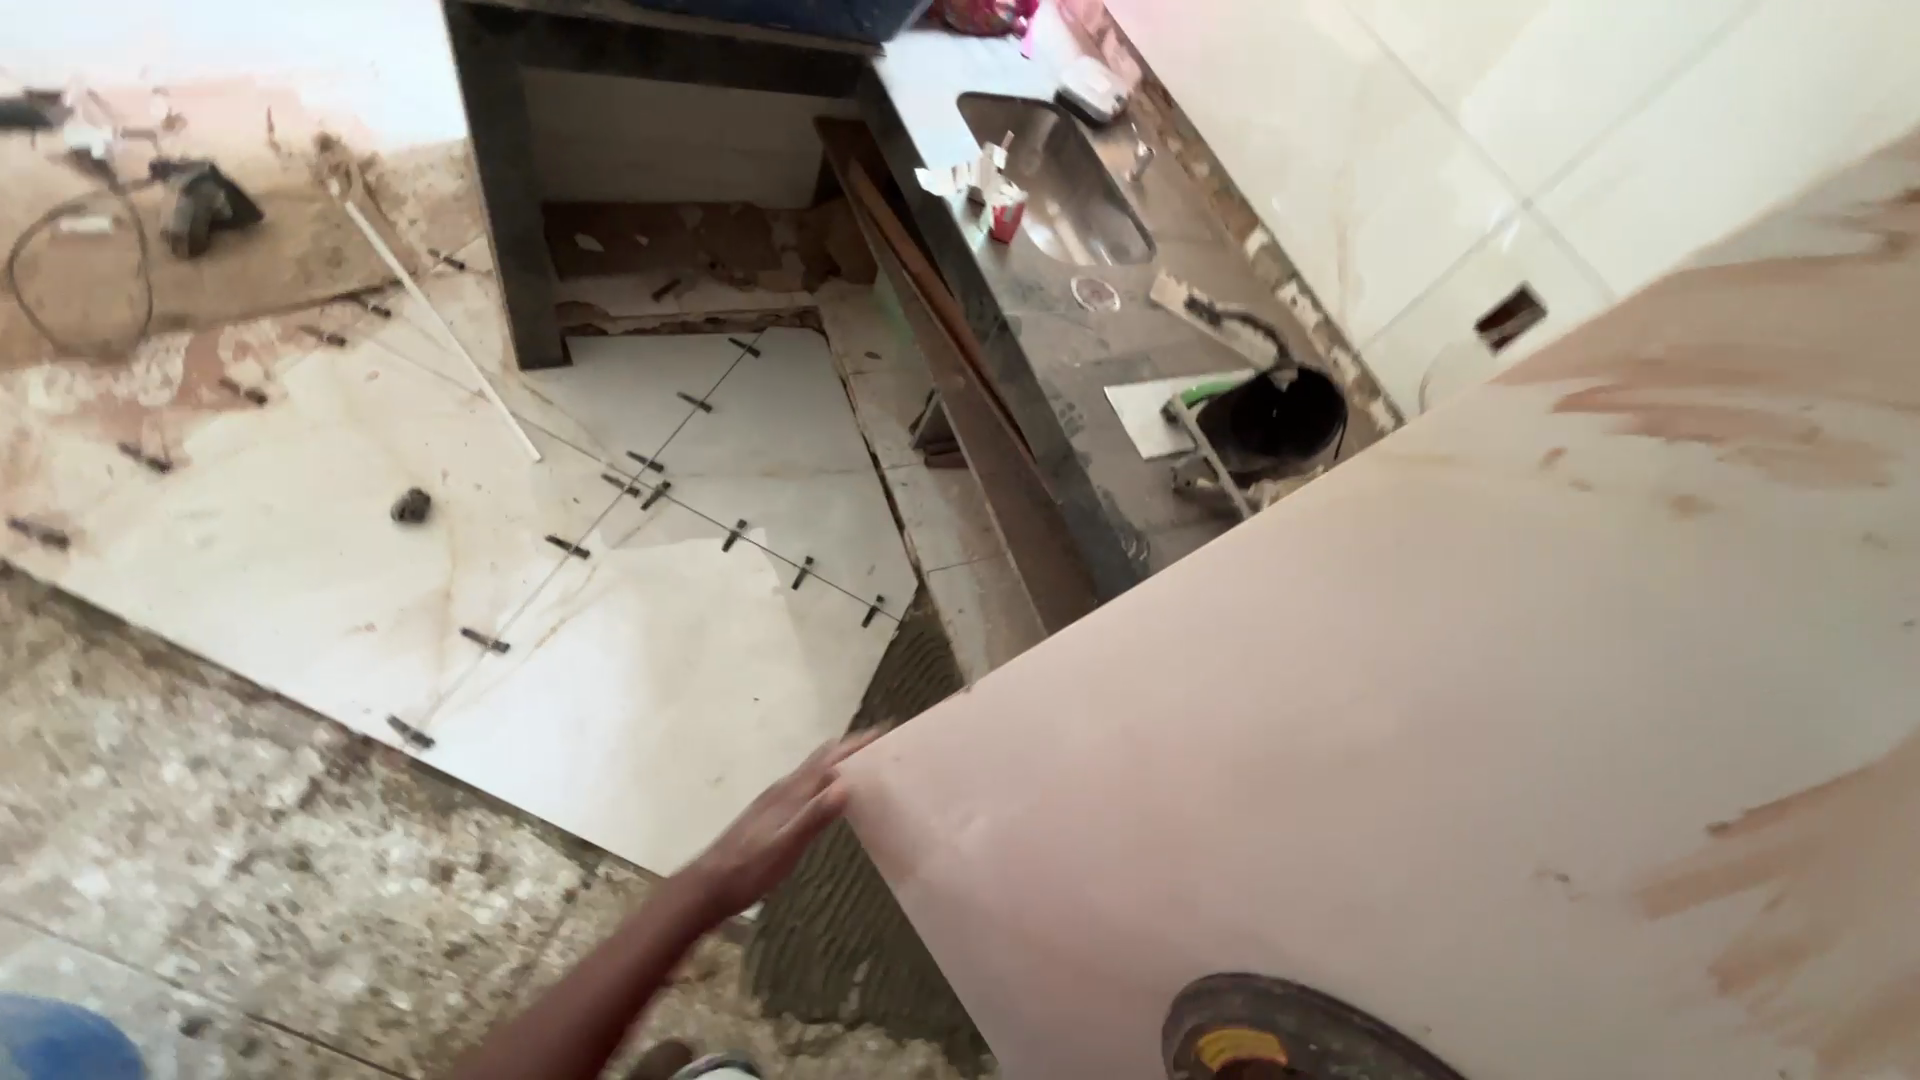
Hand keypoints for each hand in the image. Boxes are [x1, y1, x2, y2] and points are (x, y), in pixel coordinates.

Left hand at [680, 730, 883, 920]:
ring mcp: (777, 799)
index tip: (885, 731)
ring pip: (815, 769)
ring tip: (867, 767)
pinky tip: (833, 796)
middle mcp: (786, 787)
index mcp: (792, 791)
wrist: (707, 886)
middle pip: (823, 757)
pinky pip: (808, 784)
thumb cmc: (748, 870)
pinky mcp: (773, 813)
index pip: (831, 758)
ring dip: (840, 762)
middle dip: (852, 747)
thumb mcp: (785, 847)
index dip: (857, 743)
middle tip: (883, 747)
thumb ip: (814, 817)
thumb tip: (848, 785)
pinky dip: (827, 779)